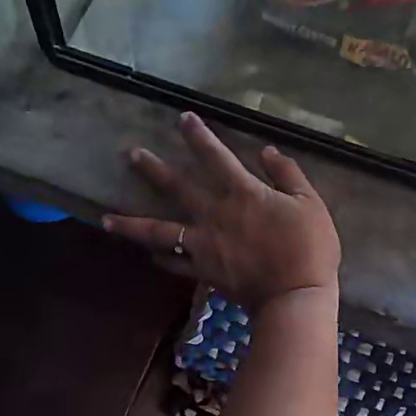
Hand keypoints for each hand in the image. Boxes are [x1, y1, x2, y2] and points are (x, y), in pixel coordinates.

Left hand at [106, 112, 340, 310]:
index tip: (181, 119)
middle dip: (152, 170)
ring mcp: (203, 246)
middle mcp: (214, 216)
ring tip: (106, 220)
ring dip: (132, 225)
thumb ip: (287, 173)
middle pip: (176, 188)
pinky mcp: (202, 272)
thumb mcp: (309, 202)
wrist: (294, 297)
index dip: (198, 136)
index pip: (215, 156)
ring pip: (160, 232)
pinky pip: (174, 264)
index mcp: (242, 194)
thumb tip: (267, 151)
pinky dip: (160, 258)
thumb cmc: (309, 248)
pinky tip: (147, 254)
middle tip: (129, 155)